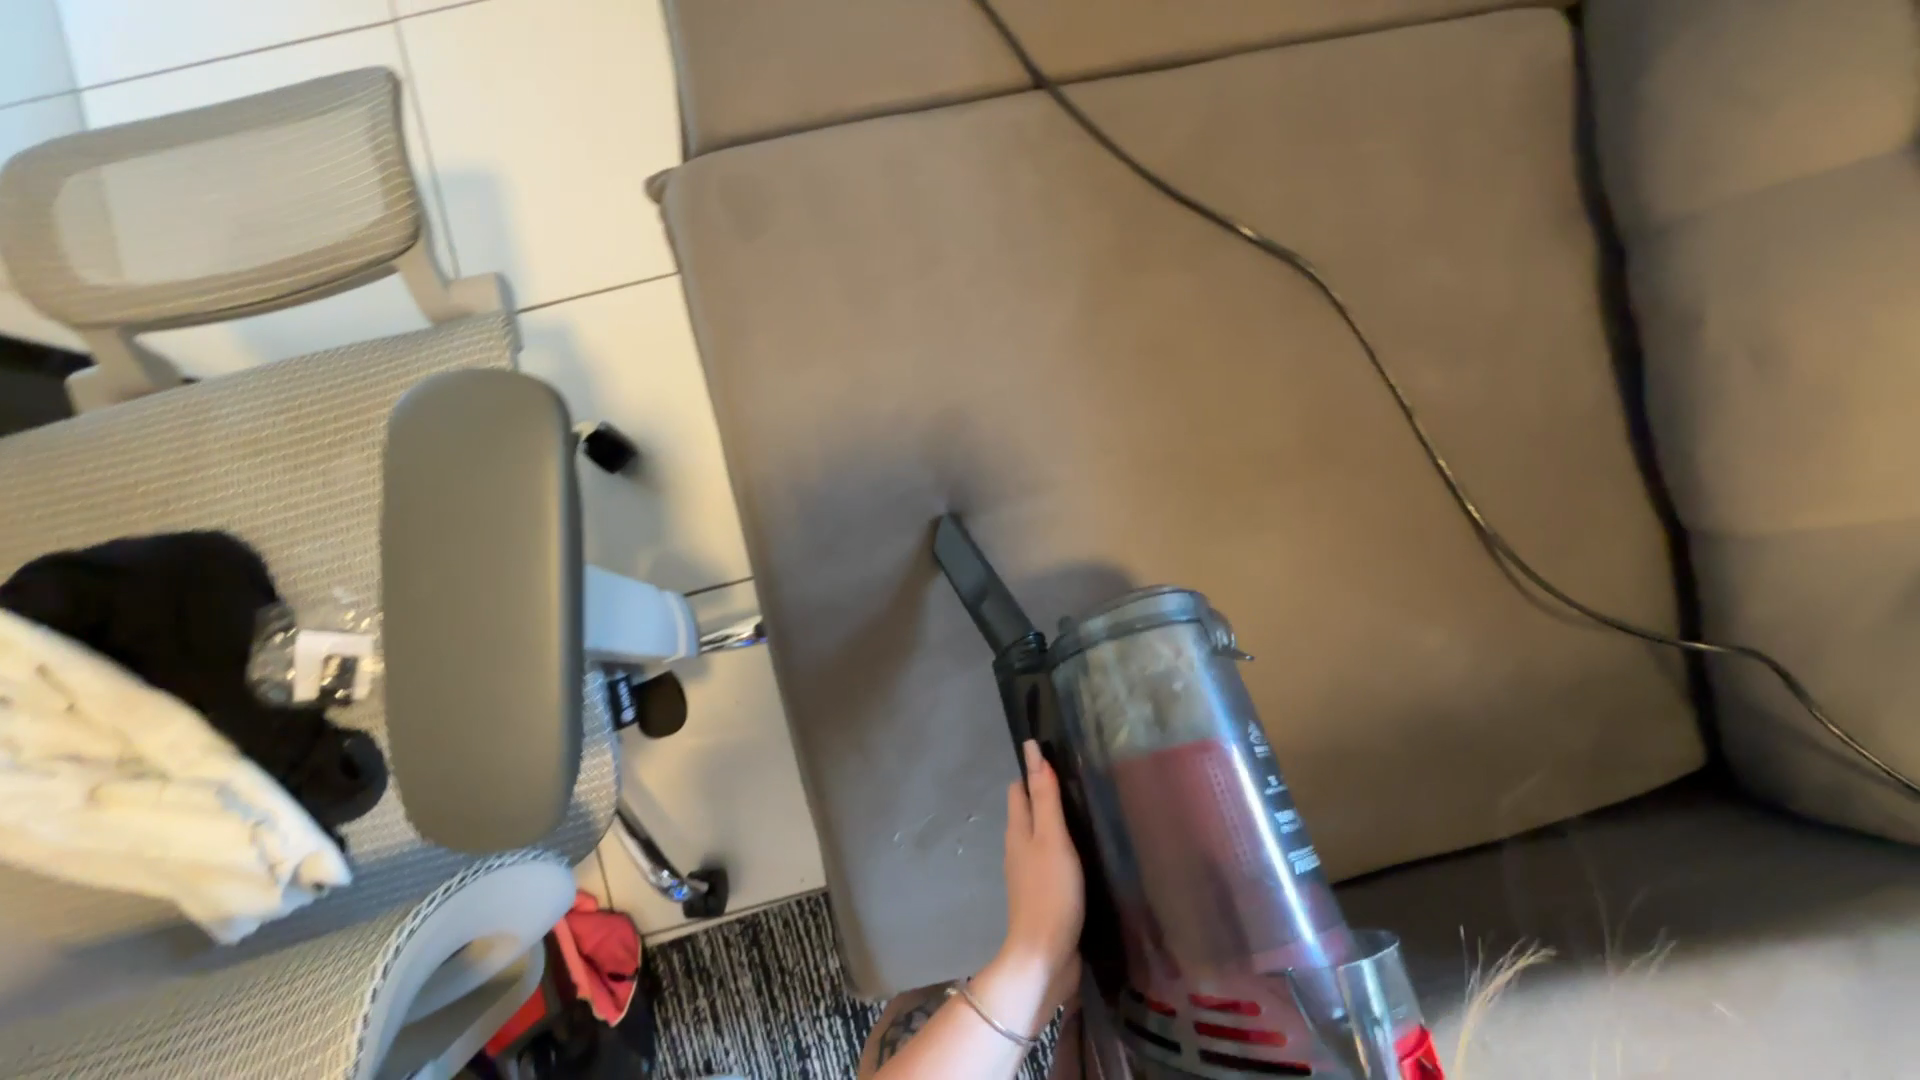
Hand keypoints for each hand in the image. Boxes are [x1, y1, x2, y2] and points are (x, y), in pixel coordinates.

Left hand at [993, 740, 1084, 1013]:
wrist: (1045, 956)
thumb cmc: (1050, 892)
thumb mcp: (1052, 838)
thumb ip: (1046, 797)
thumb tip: (1032, 751)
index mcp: (1018, 831)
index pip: (1020, 789)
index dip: (1033, 771)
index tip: (1054, 755)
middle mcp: (1018, 849)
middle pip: (1027, 812)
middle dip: (1043, 794)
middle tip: (1074, 779)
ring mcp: (1029, 874)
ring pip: (1039, 837)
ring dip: (1054, 822)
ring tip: (1083, 810)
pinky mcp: (1044, 896)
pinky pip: (1051, 861)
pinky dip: (1062, 849)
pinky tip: (1082, 852)